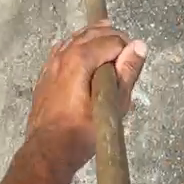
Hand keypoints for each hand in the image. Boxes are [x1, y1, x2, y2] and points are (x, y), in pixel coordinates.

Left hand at [23, 24, 147, 172]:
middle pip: (92, 33)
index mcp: (79, 59)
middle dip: (112, 37)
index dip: (127, 48)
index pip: (111, 39)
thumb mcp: (113, 104)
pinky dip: (76, 47)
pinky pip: (63, 50)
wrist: (49, 149)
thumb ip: (126, 72)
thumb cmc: (83, 131)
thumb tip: (138, 46)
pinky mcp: (45, 75)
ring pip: (75, 39)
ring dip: (94, 39)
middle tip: (126, 50)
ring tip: (110, 45)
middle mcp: (63, 55)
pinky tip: (83, 55)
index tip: (134, 61)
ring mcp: (51, 64)